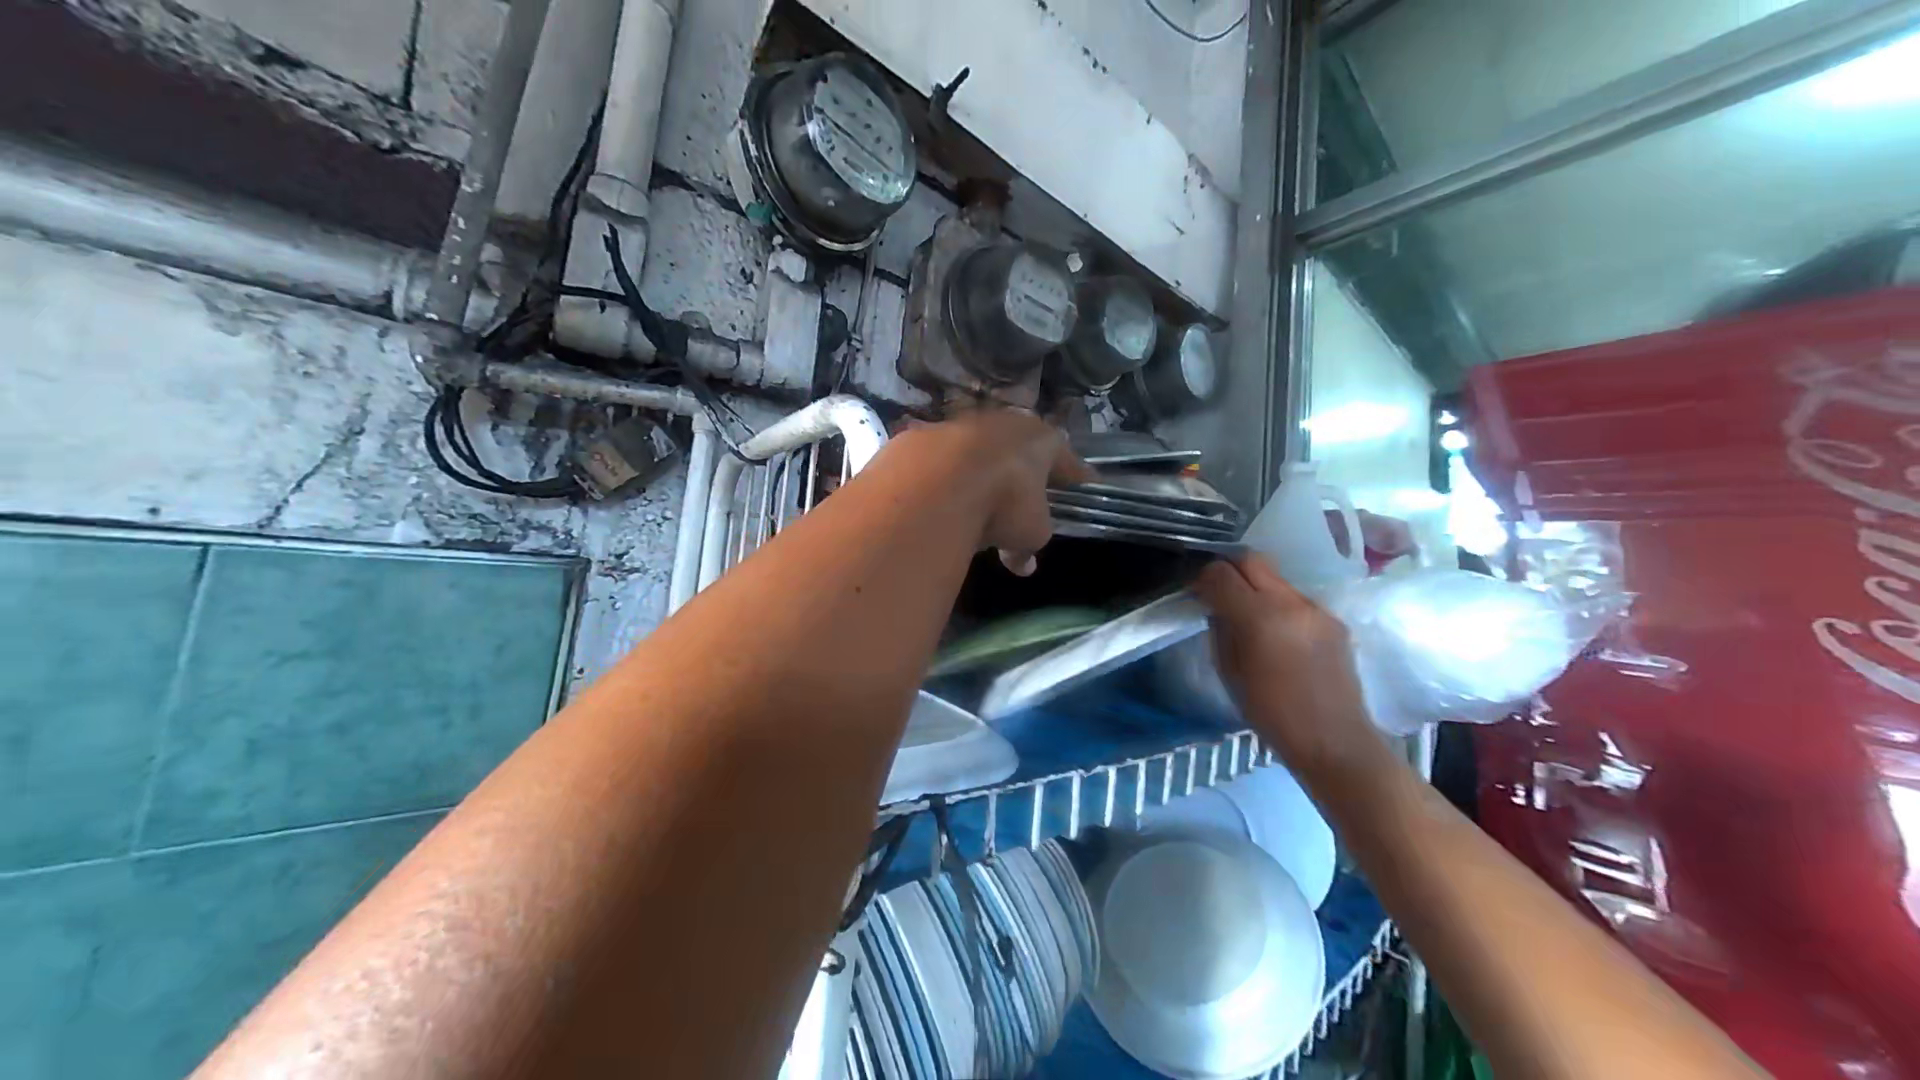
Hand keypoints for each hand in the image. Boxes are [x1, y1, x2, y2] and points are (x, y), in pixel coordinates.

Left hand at [885, 410, 1091, 575]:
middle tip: (1024, 499)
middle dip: (1021, 476)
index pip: (1066, 459)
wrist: (934, 483)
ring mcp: (958, 426)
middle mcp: (1001, 423)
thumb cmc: (1004, 503)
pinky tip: (939, 505)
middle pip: (1018, 451)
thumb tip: (1023, 563)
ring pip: (976, 455)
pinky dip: (943, 483)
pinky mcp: (920, 439)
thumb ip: (1029, 545)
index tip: (1083, 488)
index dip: (1075, 478)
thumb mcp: (1030, 533)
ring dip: (979, 477)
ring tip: (975, 507)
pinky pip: (939, 466)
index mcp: (1040, 439)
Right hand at [1194, 555, 1393, 785]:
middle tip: (1219, 592)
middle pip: (1252, 560)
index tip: (1197, 592)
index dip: (1203, 578)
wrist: (1333, 740)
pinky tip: (1278, 634)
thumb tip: (1216, 607)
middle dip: (1230, 570)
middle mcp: (1290, 602)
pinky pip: (1296, 599)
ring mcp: (1317, 608)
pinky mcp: (1334, 620)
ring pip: (1276, 578)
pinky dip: (1279, 606)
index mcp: (1259, 617)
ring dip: (1256, 588)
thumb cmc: (1270, 713)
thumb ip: (1220, 630)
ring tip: (1249, 616)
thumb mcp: (1229, 672)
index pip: (1221, 573)